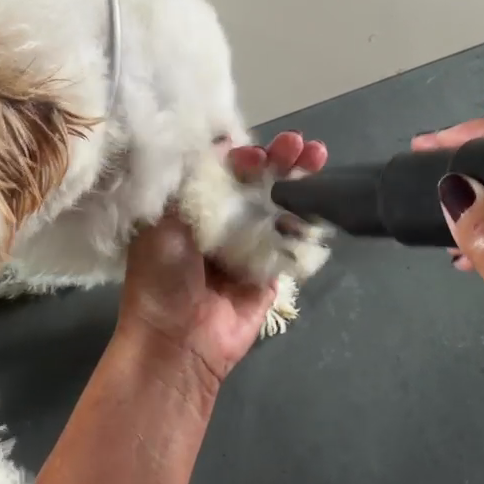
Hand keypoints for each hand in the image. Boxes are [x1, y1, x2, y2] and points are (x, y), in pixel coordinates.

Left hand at [116, 133, 327, 390]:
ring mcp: (251, 242)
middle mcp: (224, 218)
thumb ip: (192, 181)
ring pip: (281, 201)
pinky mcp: (272, 268)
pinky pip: (294, 238)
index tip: (252, 152)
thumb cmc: (161, 278)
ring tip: (316, 156)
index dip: (243, 152)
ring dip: (300, 177)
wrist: (177, 343)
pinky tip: (322, 198)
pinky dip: (308, 217)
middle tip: (298, 144)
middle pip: (259, 179)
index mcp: (194, 205)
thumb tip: (221, 140)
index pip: (226, 166)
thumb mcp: (163, 221)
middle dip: (280, 157)